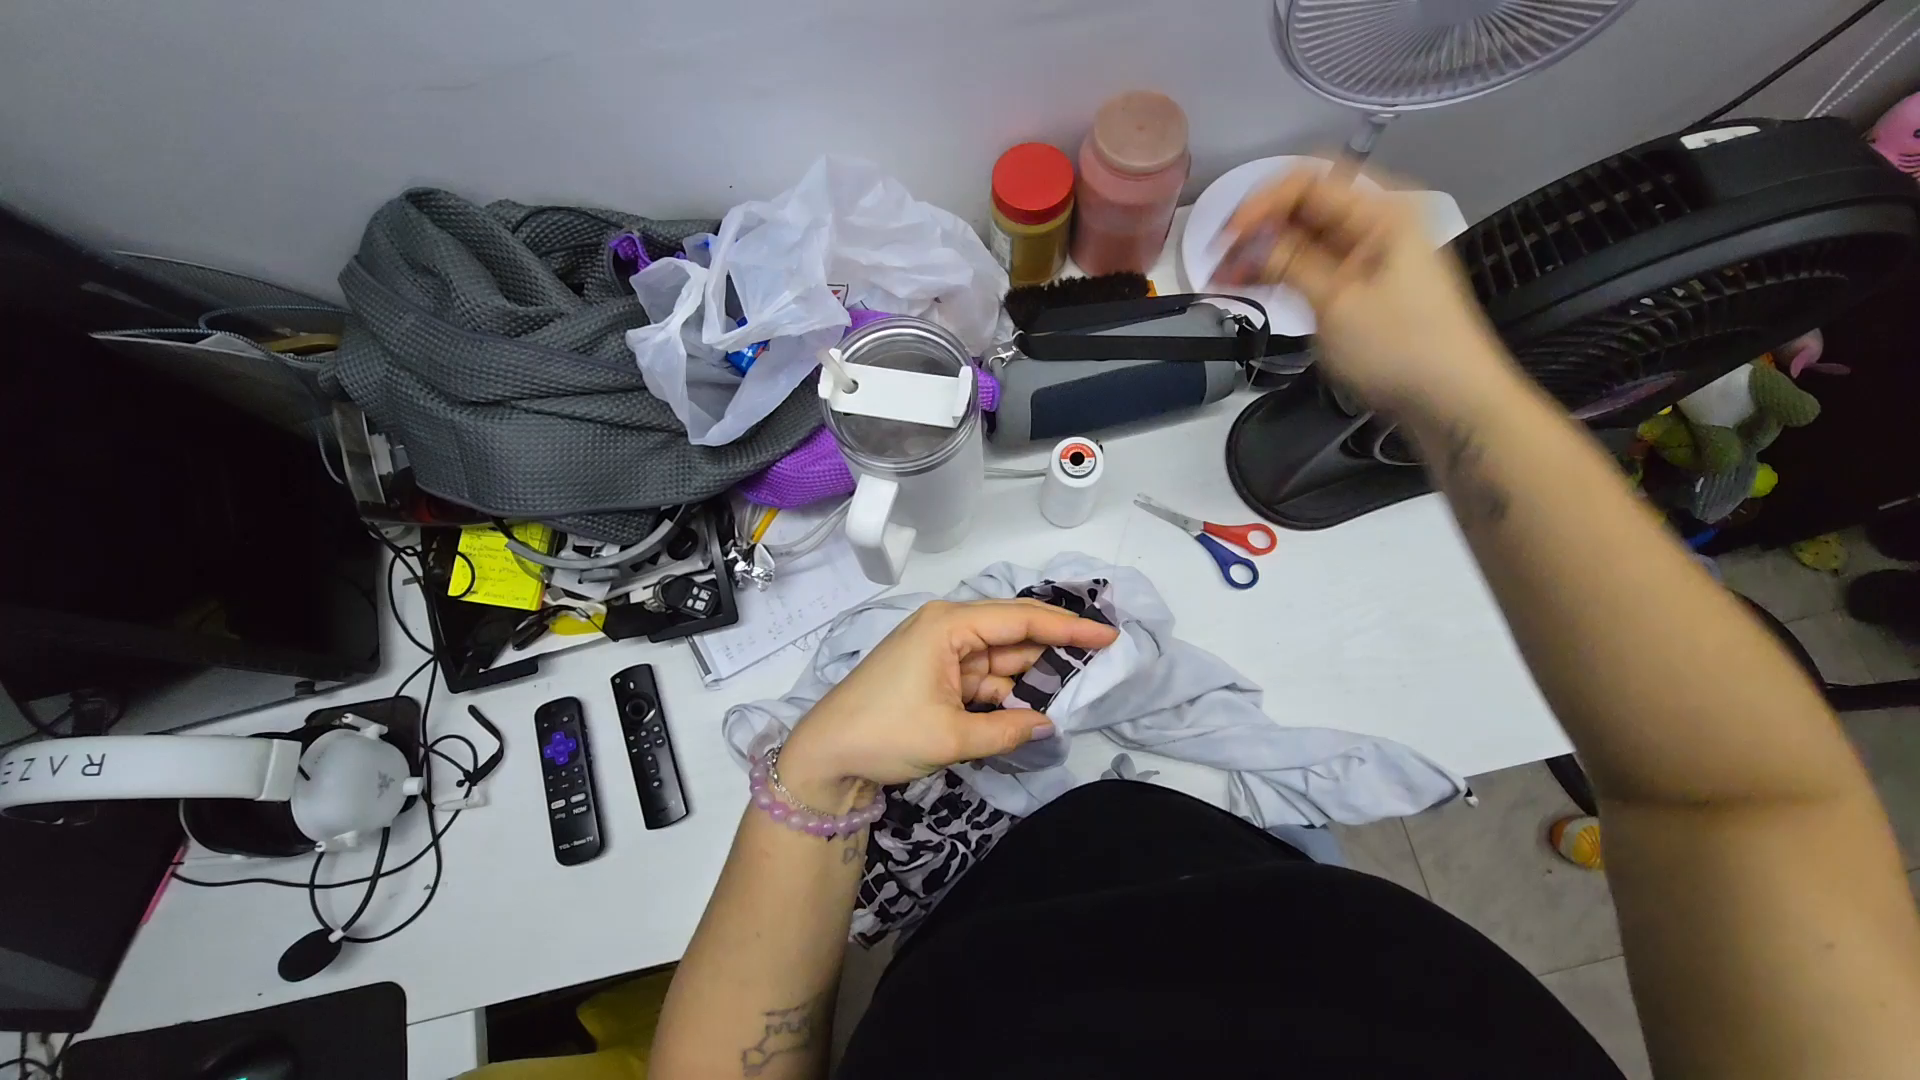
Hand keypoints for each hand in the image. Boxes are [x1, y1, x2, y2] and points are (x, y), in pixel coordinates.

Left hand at [775, 599, 1119, 809]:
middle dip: (1055, 645)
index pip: (1021, 619)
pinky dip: (1006, 691)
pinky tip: (1034, 705)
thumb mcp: (951, 737)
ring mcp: (939, 651)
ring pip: (999, 657)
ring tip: (1077, 685)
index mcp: (948, 625)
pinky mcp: (934, 675)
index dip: (1068, 628)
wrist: (825, 757)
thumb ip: (1007, 729)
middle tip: (1101, 655)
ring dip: (1031, 674)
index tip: (1108, 636)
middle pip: (1013, 631)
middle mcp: (946, 628)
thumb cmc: (884, 733)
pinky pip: (982, 677)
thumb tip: (1048, 725)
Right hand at [1213, 167, 1516, 418]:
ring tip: (1223, 276)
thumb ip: (1290, 263)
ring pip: (1304, 237)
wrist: (1449, 398)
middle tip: (1218, 259)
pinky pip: (1313, 264)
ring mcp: (1369, 256)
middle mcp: (1375, 224)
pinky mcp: (1361, 285)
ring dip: (1262, 252)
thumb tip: (1250, 242)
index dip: (1261, 203)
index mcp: (1381, 213)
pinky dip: (1280, 271)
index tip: (1227, 235)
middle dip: (1257, 228)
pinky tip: (1249, 285)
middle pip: (1305, 207)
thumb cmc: (1402, 348)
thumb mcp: (1337, 302)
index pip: (1309, 182)